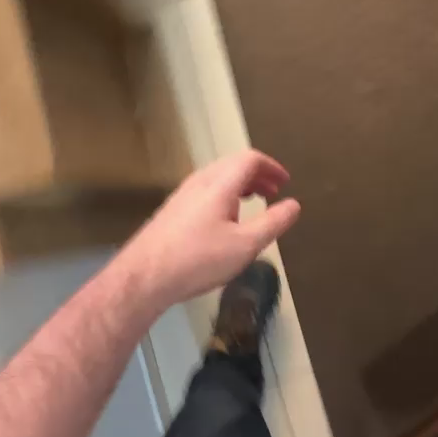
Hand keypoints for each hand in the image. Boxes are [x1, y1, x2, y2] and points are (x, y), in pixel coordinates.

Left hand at [112, 150, 301, 315]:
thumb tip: (294, 205)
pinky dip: (225, 194)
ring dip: (241, 183)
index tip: (285, 182)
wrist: (143, 278)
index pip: (250, 159)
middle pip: (233, 164)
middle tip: (274, 190)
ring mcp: (183, 195)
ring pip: (218, 177)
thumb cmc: (198, 259)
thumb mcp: (245, 245)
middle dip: (258, 174)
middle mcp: (200, 182)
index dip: (271, 166)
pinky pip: (206, 190)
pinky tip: (227, 219)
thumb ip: (273, 223)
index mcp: (220, 184)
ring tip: (255, 201)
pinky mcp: (173, 210)